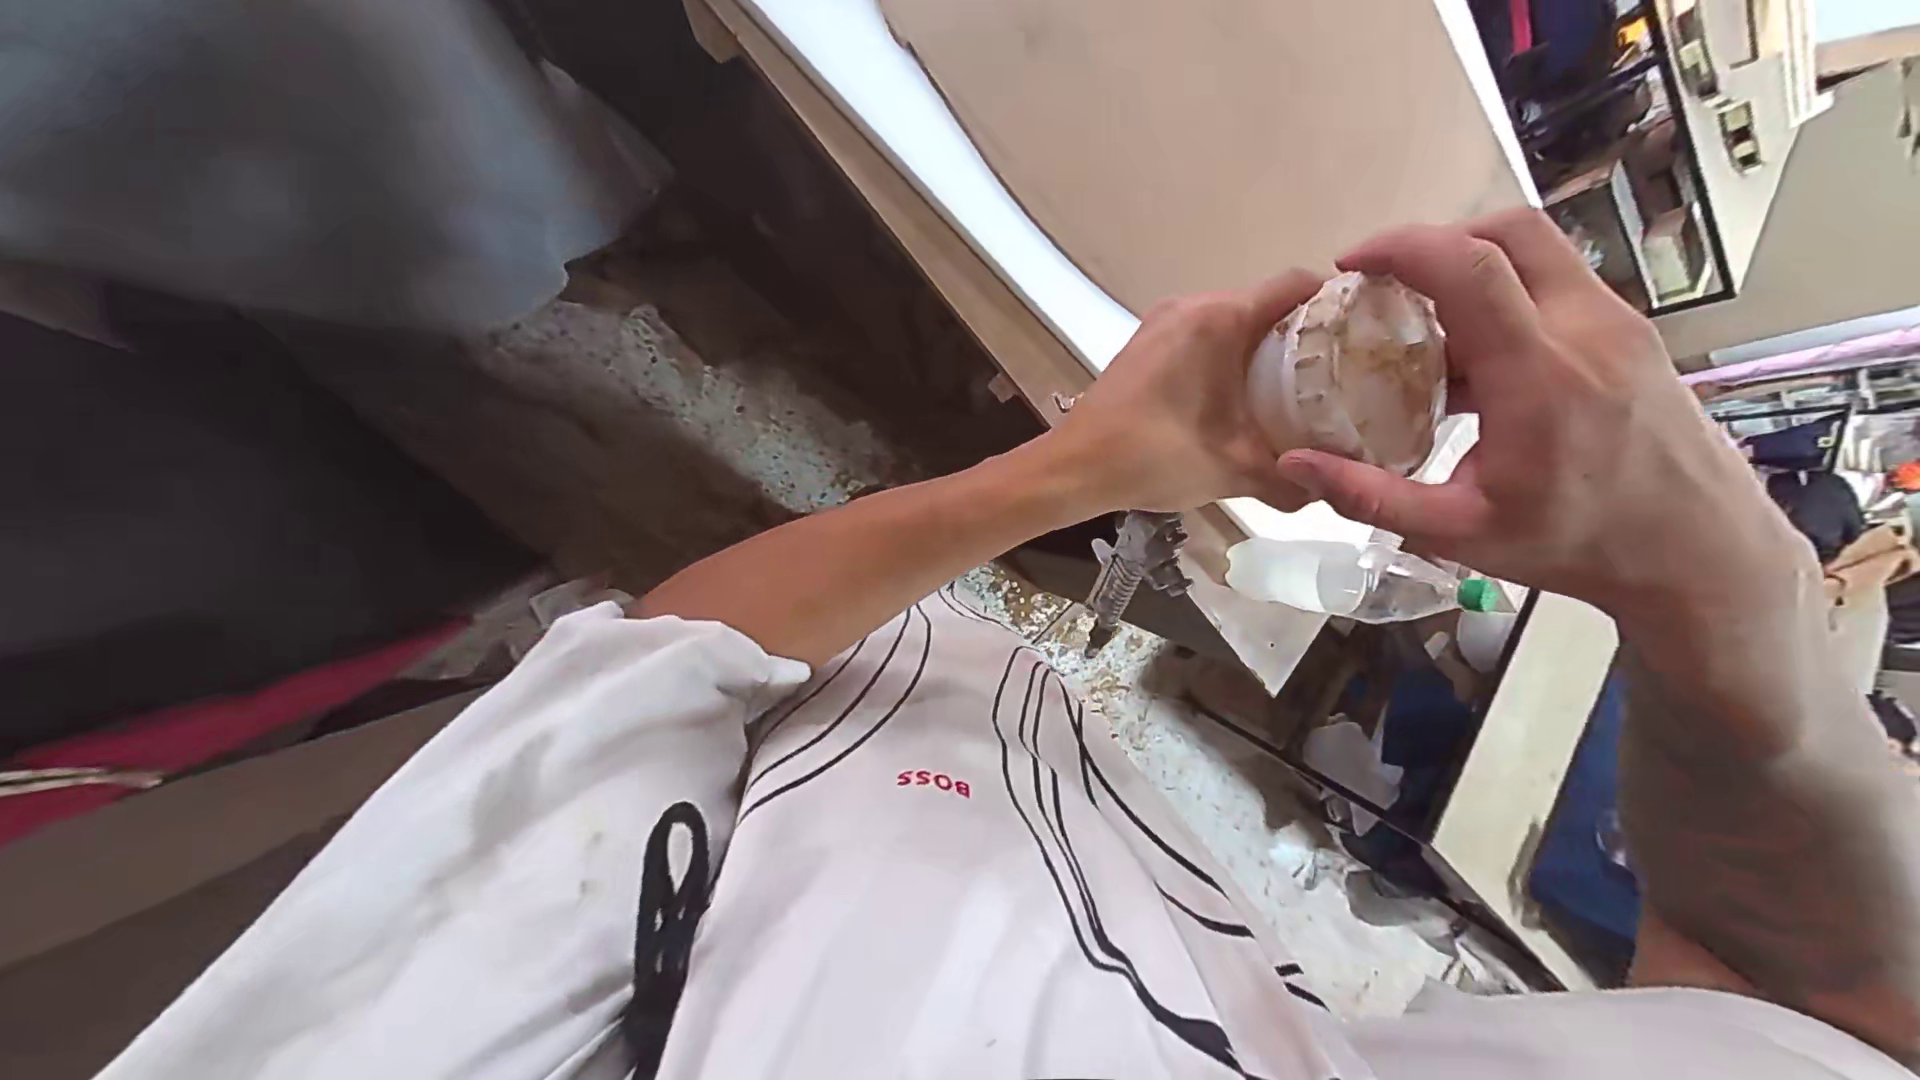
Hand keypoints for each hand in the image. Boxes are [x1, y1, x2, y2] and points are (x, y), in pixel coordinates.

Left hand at [1047, 270, 1323, 513]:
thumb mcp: (1232, 470)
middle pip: (1264, 305)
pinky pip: (1199, 338)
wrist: (1073, 468)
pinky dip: (1224, 359)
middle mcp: (1188, 307)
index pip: (1297, 286)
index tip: (1364, 339)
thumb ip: (1287, 480)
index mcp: (1217, 318)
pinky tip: (1235, 399)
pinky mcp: (1142, 346)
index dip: (1337, 306)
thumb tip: (1327, 492)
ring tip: (1290, 393)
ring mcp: (1159, 324)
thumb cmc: (1152, 457)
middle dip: (1301, 337)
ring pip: (1229, 323)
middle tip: (1334, 378)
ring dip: (1260, 351)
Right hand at [1273, 209, 1810, 620]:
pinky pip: (1551, 286)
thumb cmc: (1573, 543)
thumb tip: (1293, 464)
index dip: (1404, 249)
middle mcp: (1587, 330)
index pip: (1473, 269)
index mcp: (1541, 374)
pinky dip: (1494, 296)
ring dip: (1464, 267)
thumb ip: (1367, 496)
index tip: (1350, 264)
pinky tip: (1460, 356)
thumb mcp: (1454, 530)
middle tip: (1378, 281)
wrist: (1699, 551)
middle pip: (1511, 232)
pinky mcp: (1626, 337)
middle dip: (1434, 241)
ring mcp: (1616, 327)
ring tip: (1410, 318)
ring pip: (1536, 253)